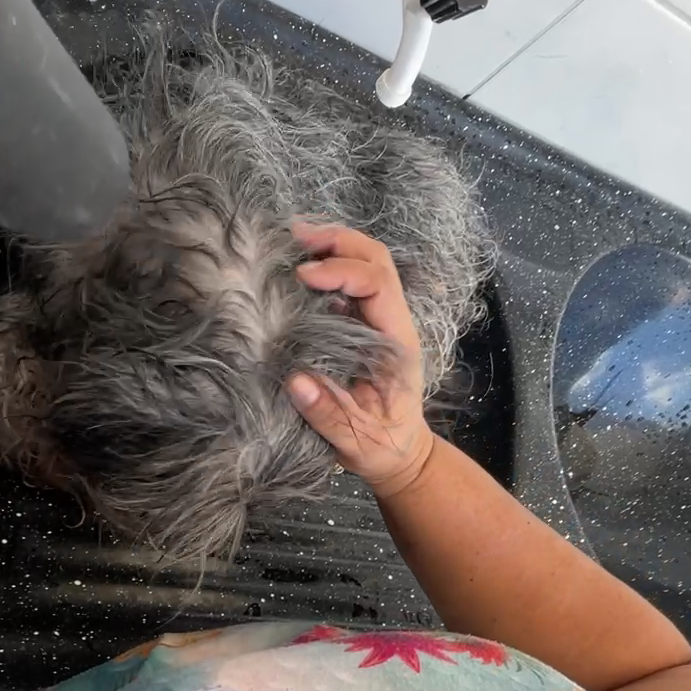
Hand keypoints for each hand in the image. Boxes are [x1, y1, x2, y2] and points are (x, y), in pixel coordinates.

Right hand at [286, 223, 436, 498]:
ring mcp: (375, 322)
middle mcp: (390, 322)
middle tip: (294, 234)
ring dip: (331, 247)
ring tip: (291, 239)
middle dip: (338, 241)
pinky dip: (323, 267)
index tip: (304, 276)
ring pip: (364, 264)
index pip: (378, 286)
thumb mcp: (359, 442)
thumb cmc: (383, 448)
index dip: (342, 273)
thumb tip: (296, 381)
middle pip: (376, 260)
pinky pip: (346, 286)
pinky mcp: (358, 327)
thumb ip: (330, 415)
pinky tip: (294, 267)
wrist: (399, 455)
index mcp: (397, 343)